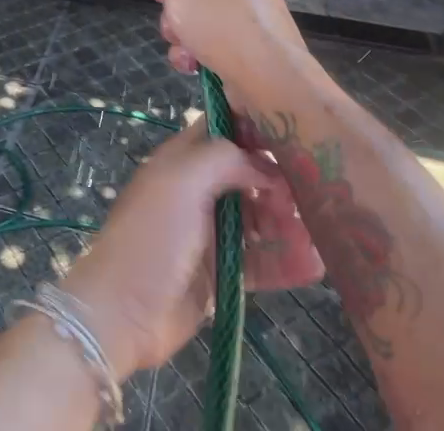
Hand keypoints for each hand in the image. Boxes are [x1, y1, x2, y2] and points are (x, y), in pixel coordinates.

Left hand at [60, 122, 324, 376]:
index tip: (298, 137)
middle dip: (282, 183)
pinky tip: (314, 265)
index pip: (223, 130)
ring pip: (259, 219)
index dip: (257, 129)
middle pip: (249, 176)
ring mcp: (209, 233)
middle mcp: (197, 191)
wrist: (123, 313)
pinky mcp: (220, 272)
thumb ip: (224, 158)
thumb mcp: (181, 182)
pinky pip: (260, 261)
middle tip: (313, 197)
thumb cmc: (151, 238)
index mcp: (181, 161)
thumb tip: (265, 166)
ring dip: (289, 224)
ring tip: (320, 237)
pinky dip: (285, 261)